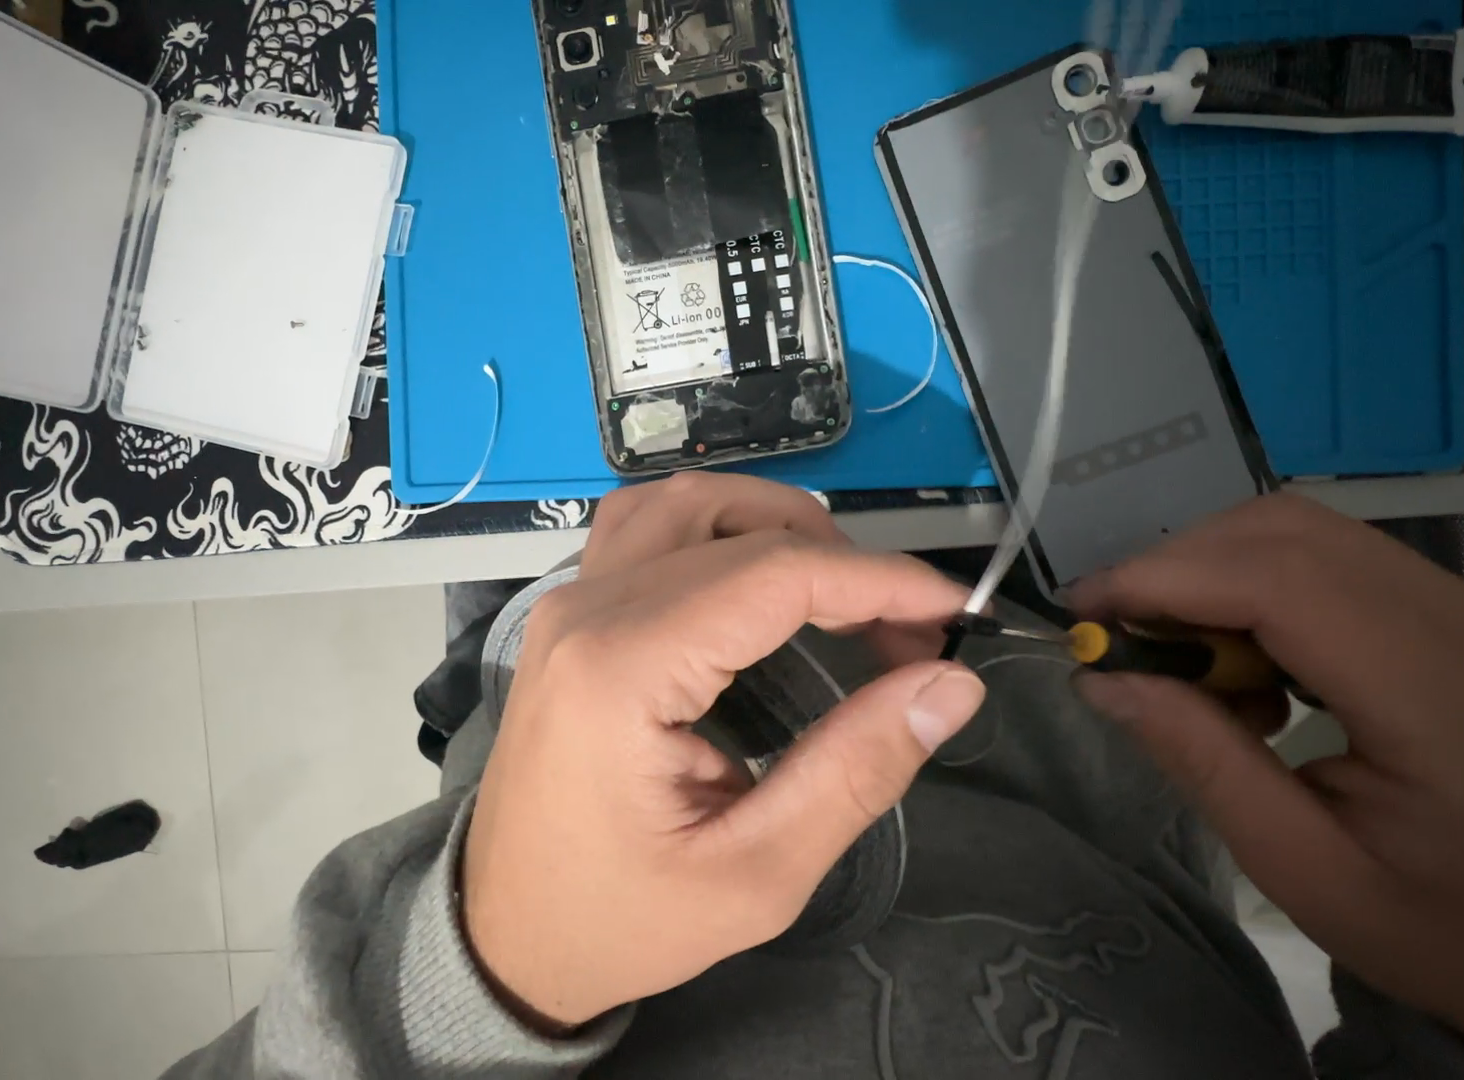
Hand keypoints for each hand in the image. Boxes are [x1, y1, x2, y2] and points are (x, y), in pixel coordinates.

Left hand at [461, 474, 986, 1030]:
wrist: (507, 930)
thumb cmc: (621, 918)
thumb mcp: (754, 876)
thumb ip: (855, 771)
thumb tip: (950, 684)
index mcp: (623, 669)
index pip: (774, 575)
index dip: (878, 581)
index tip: (955, 612)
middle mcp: (587, 609)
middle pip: (738, 529)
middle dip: (842, 564)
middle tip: (904, 634)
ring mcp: (569, 600)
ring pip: (687, 504)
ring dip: (776, 525)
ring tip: (838, 592)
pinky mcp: (571, 610)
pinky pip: (645, 525)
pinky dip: (717, 527)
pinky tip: (752, 574)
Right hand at [1069, 494, 1463, 1075]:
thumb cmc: (1457, 941)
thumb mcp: (1303, 871)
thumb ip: (1198, 758)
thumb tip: (1098, 677)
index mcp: (1458, 709)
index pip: (1284, 583)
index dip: (1163, 578)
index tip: (1081, 612)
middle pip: (1292, 534)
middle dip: (1176, 567)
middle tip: (1118, 634)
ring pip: (1310, 535)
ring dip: (1213, 573)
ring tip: (1182, 655)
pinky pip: (1339, 563)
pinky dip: (1257, 589)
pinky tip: (1250, 662)